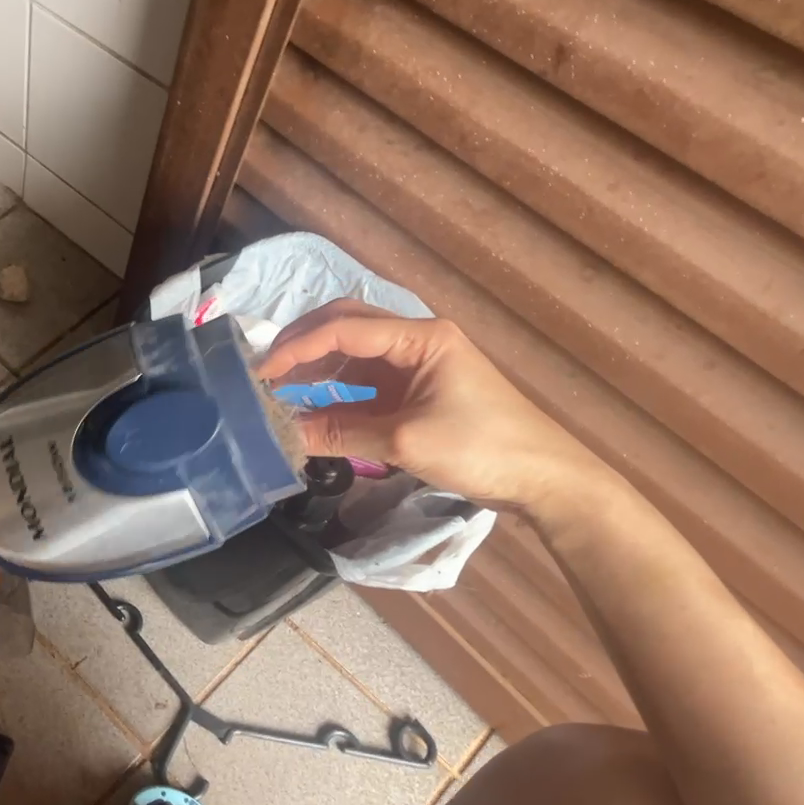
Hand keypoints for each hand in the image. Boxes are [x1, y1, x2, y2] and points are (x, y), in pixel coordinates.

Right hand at [256, 299, 610, 510]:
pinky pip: (362, 380)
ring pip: (350, 352)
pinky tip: (308, 406)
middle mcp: (416, 340)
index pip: (343, 329)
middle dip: (301, 344)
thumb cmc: (482, 449)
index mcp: (421, 338)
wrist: (544, 478)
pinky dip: (332, 390)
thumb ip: (340, 433)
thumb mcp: (404, 441)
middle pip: (345, 326)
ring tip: (276, 390)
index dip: (296, 348)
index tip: (260, 373)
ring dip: (313, 367)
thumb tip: (284, 435)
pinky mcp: (414, 389)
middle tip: (262, 372)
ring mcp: (415, 364)